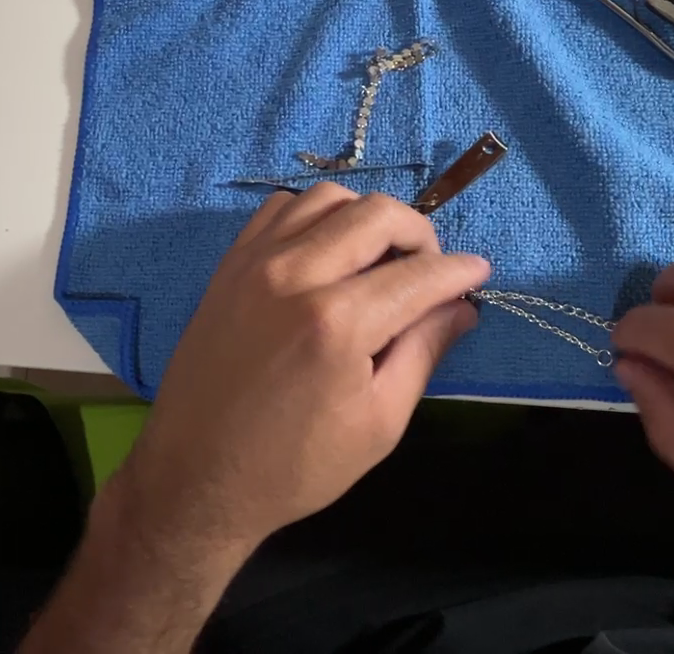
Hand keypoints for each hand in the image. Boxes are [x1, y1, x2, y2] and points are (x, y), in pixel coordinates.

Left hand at [113, 184, 488, 554]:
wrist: (196, 476)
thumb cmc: (295, 465)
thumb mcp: (379, 424)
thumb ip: (424, 352)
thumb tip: (461, 306)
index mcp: (337, 323)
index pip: (418, 274)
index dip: (459, 272)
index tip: (478, 273)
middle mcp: (296, 274)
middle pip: (377, 213)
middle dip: (420, 233)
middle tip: (430, 269)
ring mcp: (256, 260)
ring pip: (329, 198)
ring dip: (367, 217)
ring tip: (379, 257)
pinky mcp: (231, 262)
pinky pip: (282, 207)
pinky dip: (316, 215)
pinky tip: (327, 250)